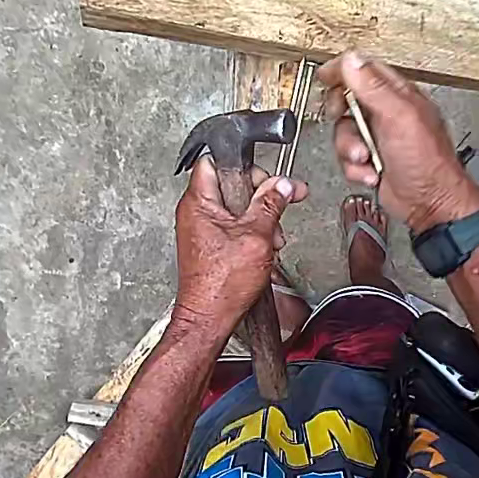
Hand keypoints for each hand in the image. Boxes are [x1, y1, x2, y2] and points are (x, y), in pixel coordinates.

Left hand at [172, 157, 306, 339]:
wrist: (211, 317)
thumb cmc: (222, 284)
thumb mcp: (256, 236)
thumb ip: (270, 204)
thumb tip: (282, 185)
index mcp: (199, 202)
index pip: (216, 161)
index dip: (244, 165)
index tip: (266, 176)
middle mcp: (196, 212)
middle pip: (232, 183)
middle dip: (261, 196)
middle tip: (278, 207)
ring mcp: (202, 228)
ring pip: (237, 207)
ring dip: (261, 218)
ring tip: (271, 238)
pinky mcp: (210, 244)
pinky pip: (235, 226)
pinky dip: (253, 233)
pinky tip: (264, 248)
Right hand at [319, 51, 478, 231]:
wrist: (430, 204)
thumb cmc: (427, 163)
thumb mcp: (399, 117)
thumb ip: (374, 87)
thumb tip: (352, 60)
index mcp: (399, 96)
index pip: (364, 70)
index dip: (342, 71)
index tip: (325, 77)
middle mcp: (388, 114)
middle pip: (347, 102)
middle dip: (341, 116)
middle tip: (343, 121)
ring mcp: (378, 138)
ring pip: (344, 133)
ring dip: (350, 149)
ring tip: (366, 159)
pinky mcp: (372, 161)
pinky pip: (348, 158)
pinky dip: (355, 169)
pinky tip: (372, 173)